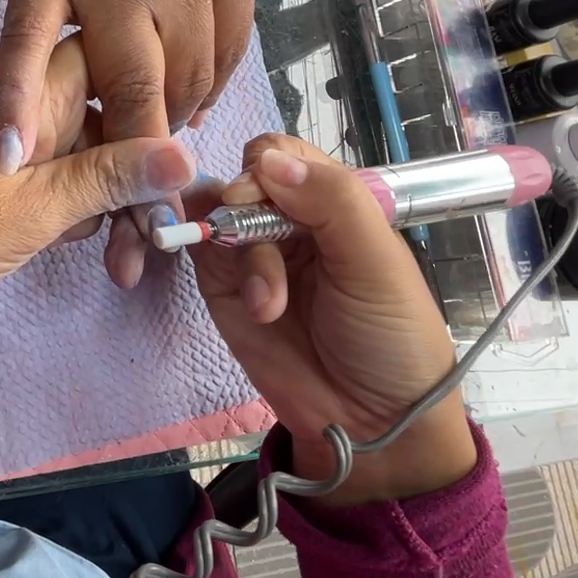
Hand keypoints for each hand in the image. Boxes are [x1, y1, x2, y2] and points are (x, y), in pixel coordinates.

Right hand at [0, 0, 254, 175]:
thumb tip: (200, 60)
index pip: (228, 51)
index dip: (204, 99)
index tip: (178, 121)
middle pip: (183, 76)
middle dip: (166, 129)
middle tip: (142, 162)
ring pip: (125, 78)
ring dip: (117, 139)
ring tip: (104, 174)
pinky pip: (28, 49)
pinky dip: (17, 103)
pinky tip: (10, 154)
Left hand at [0, 37, 194, 298]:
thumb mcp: (38, 207)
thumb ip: (111, 178)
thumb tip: (187, 158)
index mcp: (36, 94)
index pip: (112, 66)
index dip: (152, 105)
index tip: (177, 165)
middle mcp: (33, 107)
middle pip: (111, 124)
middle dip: (135, 182)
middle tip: (149, 242)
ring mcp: (24, 141)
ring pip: (93, 160)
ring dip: (109, 208)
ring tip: (115, 260)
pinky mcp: (14, 173)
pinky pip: (65, 181)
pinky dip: (76, 213)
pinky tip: (74, 244)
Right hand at [184, 135, 474, 503]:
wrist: (365, 422)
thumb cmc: (389, 337)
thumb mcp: (376, 264)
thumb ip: (331, 204)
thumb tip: (265, 159)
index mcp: (333, 203)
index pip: (283, 155)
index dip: (263, 166)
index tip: (255, 195)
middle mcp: (287, 218)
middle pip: (240, 180)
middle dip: (239, 208)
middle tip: (248, 243)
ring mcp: (249, 249)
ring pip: (213, 213)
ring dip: (231, 250)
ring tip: (264, 307)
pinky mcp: (220, 280)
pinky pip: (193, 245)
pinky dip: (189, 248)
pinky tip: (228, 290)